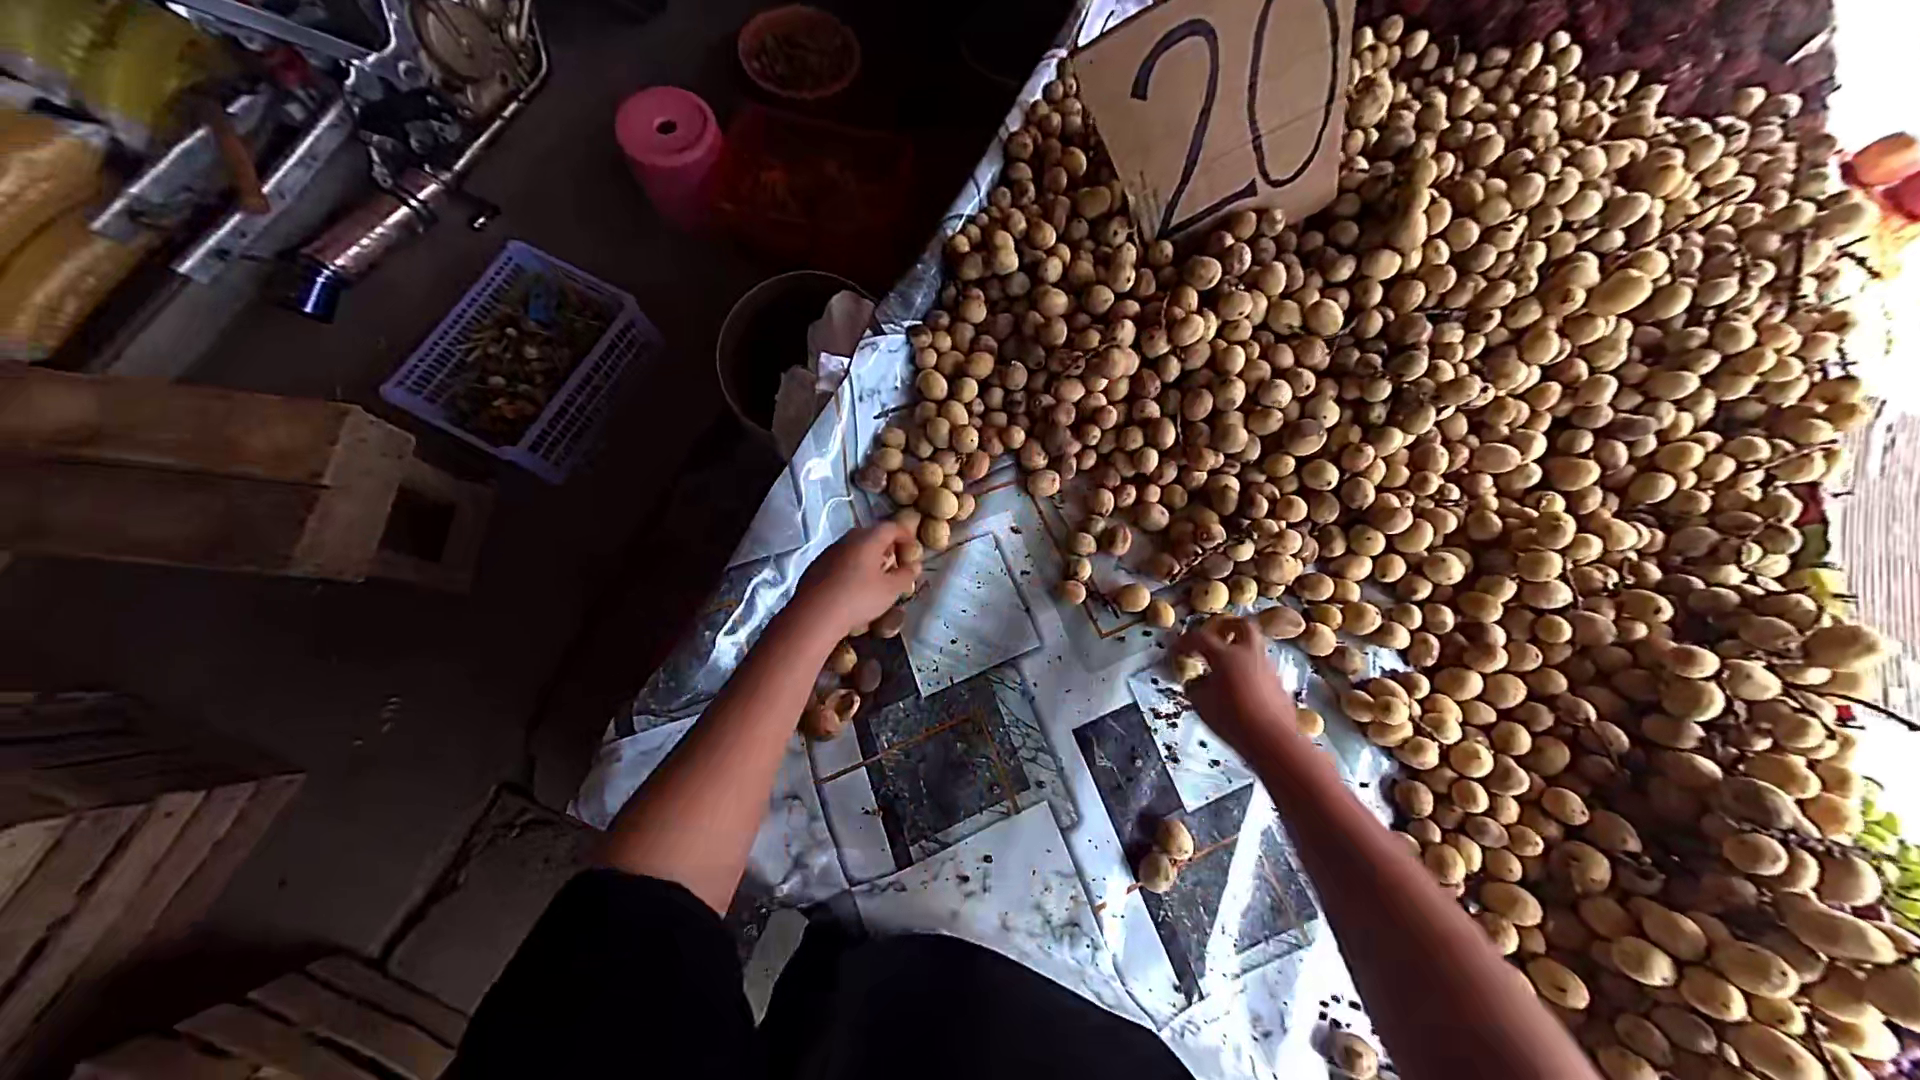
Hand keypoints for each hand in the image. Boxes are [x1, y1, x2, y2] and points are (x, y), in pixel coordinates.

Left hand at [787, 522, 922, 640]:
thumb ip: (906, 576)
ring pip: (854, 547)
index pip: (891, 527)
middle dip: (887, 547)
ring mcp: (829, 552)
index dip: (906, 536)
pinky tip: (853, 587)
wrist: (814, 615)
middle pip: (872, 535)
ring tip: (876, 578)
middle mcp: (847, 539)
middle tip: (896, 564)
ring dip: (868, 558)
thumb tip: (914, 566)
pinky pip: (840, 560)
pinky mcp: (816, 566)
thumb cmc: (858, 599)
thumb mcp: (891, 590)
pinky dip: (852, 567)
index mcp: (868, 539)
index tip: (913, 551)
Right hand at [1176, 616, 1300, 756]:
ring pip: (1252, 647)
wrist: (1274, 742)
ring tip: (1222, 668)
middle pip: (1242, 625)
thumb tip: (1196, 680)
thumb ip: (1194, 686)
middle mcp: (1249, 655)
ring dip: (1237, 650)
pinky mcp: (1278, 684)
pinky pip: (1259, 667)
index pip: (1199, 638)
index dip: (1184, 642)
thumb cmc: (1232, 720)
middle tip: (1213, 635)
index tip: (1176, 650)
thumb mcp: (1201, 703)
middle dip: (1226, 626)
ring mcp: (1267, 668)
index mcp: (1226, 655)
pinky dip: (1247, 669)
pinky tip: (1238, 687)